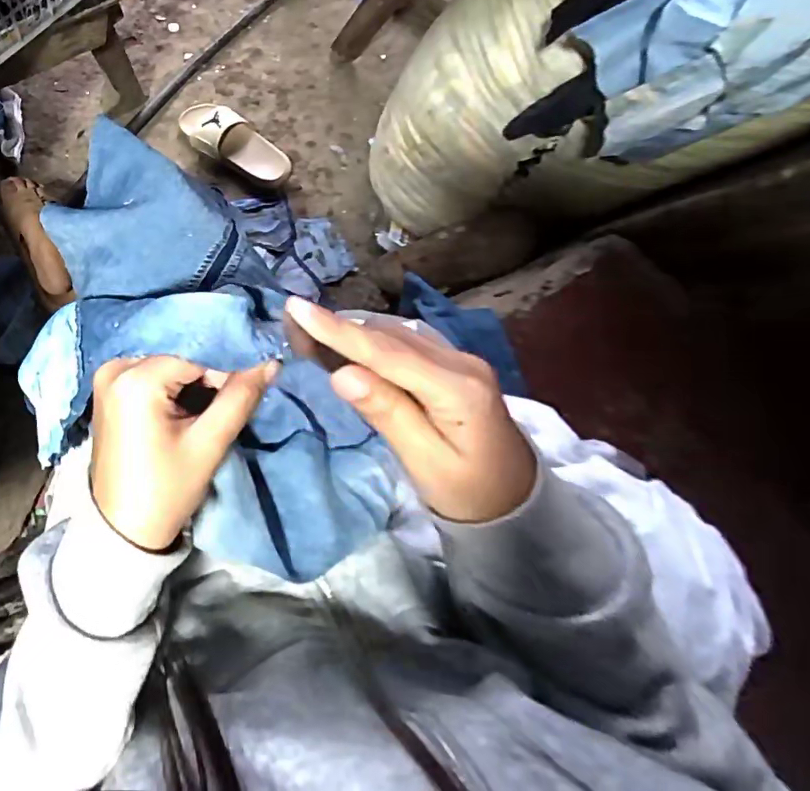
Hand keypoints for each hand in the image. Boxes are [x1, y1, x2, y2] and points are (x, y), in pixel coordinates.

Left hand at [89, 356, 278, 551]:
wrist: (124, 529)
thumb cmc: (166, 489)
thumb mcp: (208, 443)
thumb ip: (240, 397)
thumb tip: (270, 361)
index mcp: (134, 379)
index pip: (195, 357)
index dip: (223, 374)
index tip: (240, 397)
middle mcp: (115, 369)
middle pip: (179, 359)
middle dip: (206, 377)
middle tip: (222, 406)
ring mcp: (107, 378)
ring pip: (166, 366)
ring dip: (190, 383)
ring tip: (202, 414)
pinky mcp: (106, 391)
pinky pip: (149, 375)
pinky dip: (170, 387)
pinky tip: (182, 412)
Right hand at [286, 297, 535, 522]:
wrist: (518, 502)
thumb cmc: (469, 492)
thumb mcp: (425, 462)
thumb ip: (387, 413)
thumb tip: (341, 373)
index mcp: (457, 388)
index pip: (386, 353)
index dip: (337, 330)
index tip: (296, 307)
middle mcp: (461, 362)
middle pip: (389, 337)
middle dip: (338, 326)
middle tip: (292, 319)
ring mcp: (460, 360)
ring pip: (397, 335)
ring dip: (354, 330)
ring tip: (310, 326)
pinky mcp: (455, 365)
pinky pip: (407, 343)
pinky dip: (373, 340)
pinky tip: (350, 341)